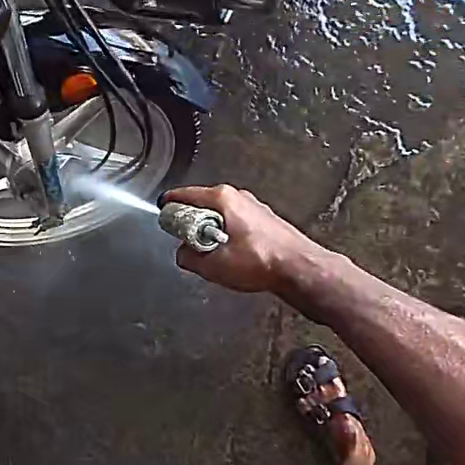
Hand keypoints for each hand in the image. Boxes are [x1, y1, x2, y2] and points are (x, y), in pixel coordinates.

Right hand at [164, 184, 327, 295]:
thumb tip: (183, 254)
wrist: (299, 268)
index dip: (170, 209)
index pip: (183, 196)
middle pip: (200, 205)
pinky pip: (234, 223)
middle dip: (190, 225)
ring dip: (210, 232)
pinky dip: (227, 236)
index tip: (165, 220)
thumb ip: (188, 257)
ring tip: (214, 256)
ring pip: (218, 215)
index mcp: (222, 199)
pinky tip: (233, 257)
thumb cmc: (263, 261)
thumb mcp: (211, 265)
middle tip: (188, 245)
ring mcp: (252, 207)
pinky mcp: (262, 220)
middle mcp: (238, 197)